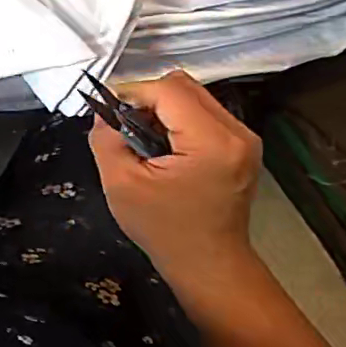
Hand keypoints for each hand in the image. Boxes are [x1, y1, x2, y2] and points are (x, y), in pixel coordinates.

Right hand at [88, 70, 260, 276]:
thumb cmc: (162, 226)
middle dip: (145, 98)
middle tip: (121, 126)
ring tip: (138, 138)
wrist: (206, 260)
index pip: (168, 91)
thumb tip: (102, 114)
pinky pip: (202, 113)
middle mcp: (237, 133)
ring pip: (193, 96)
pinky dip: (174, 119)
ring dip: (159, 108)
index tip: (105, 112)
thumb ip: (106, 140)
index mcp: (211, 142)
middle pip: (184, 86)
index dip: (131, 94)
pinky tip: (158, 145)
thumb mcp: (120, 182)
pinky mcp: (240, 146)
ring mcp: (243, 139)